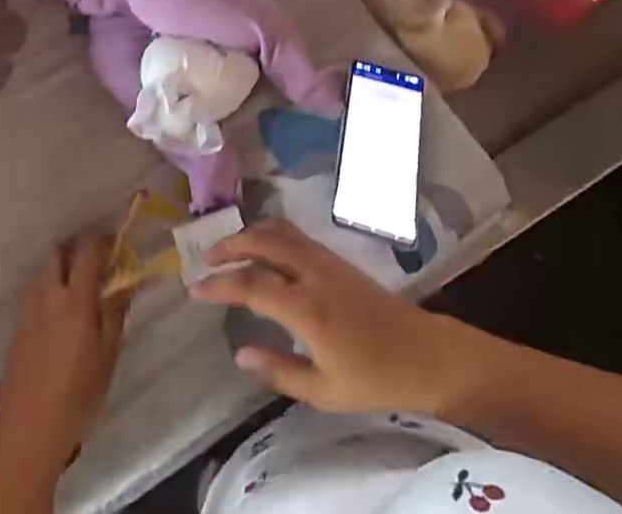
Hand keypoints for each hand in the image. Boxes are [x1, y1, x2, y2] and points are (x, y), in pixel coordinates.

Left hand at [0, 236, 131, 472]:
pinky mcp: (17, 324)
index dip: (103, 241)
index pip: (87, 250)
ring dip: (61, 269)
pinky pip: (35, 291)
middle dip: (77, 250)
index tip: (116, 244)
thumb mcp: (108, 353)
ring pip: (44, 271)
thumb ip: (115, 311)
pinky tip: (60, 313)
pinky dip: (49, 289)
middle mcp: (48, 294)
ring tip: (79, 289)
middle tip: (96, 264)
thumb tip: (127, 280)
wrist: (30, 428)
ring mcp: (28, 308)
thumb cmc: (79, 393)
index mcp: (75, 299)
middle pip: (59, 252)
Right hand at [191, 220, 493, 414]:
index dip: (219, 285)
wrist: (426, 354)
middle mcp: (312, 273)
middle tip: (207, 259)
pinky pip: (294, 234)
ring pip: (279, 231)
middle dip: (229, 246)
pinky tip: (263, 249)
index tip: (196, 289)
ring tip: (229, 248)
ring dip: (249, 234)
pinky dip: (269, 234)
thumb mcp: (324, 390)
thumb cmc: (375, 377)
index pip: (250, 284)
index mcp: (305, 306)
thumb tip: (240, 353)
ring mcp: (325, 260)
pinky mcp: (336, 258)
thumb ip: (278, 370)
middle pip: (262, 242)